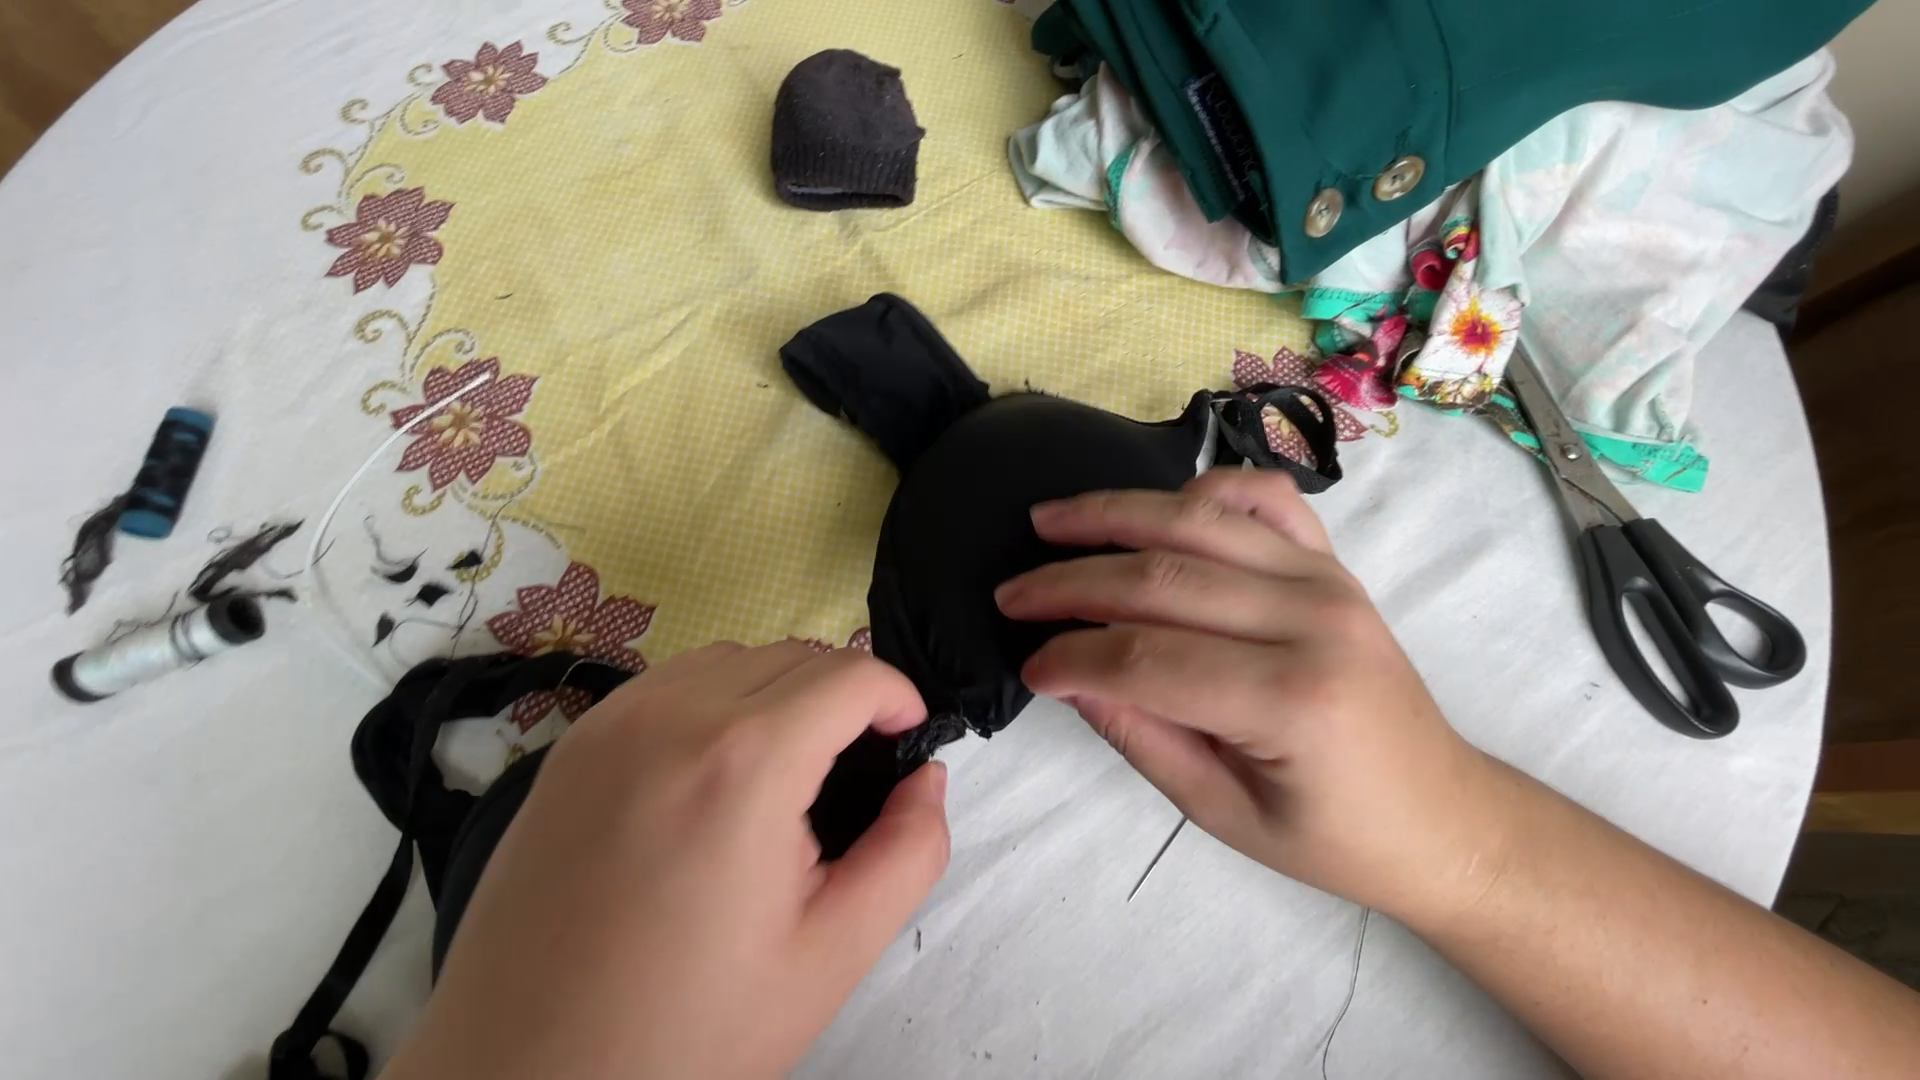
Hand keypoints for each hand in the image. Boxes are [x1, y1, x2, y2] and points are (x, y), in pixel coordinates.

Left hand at [383, 642, 949, 1079]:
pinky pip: (672, 682)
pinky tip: (712, 771)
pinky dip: (717, 698)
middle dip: (846, 695)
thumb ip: (909, 851)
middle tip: (852, 770)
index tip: (907, 742)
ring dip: (781, 690)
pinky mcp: (572, 743)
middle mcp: (674, 713)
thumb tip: (925, 779)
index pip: (852, 674)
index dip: (898, 697)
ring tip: (785, 770)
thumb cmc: (688, 1028)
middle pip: (797, 655)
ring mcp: (612, 721)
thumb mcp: (833, 954)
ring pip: (735, 656)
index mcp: (746, 760)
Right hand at [995, 469, 1507, 919]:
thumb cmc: (1333, 835)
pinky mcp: (1334, 564)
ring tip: (1048, 520)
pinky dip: (1205, 488)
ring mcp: (1328, 579)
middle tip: (1011, 594)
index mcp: (1290, 699)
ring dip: (1112, 515)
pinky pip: (1265, 500)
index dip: (1071, 659)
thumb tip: (1065, 677)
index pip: (1145, 659)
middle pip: (1160, 578)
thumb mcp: (1222, 813)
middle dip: (1069, 583)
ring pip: (1198, 521)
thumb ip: (1139, 736)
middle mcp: (1311, 619)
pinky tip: (1160, 505)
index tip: (1027, 668)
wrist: (1444, 816)